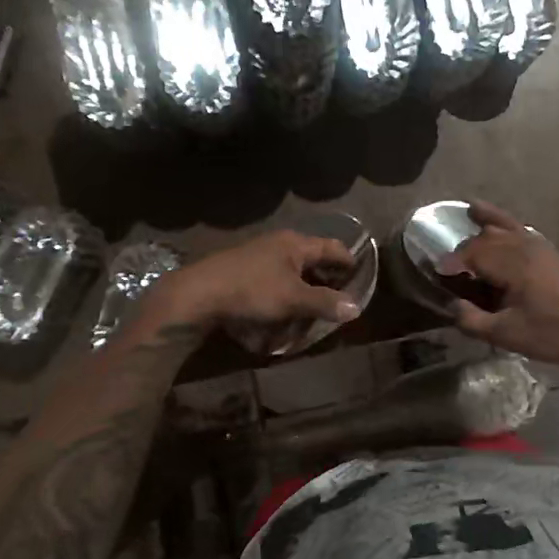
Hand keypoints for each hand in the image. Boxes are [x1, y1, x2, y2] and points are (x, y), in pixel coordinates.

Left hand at [147, 230, 361, 330]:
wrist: (198, 294)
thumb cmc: (252, 291)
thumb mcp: (293, 299)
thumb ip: (325, 303)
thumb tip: (356, 307)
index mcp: (295, 244)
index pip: (333, 248)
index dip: (349, 262)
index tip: (361, 278)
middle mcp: (278, 244)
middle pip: (311, 260)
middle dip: (326, 281)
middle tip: (338, 300)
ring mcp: (257, 257)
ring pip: (290, 272)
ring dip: (303, 291)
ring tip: (312, 312)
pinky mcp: (241, 272)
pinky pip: (271, 283)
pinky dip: (282, 296)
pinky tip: (280, 315)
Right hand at [440, 201, 558, 364]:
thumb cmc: (552, 334)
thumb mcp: (506, 335)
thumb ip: (472, 320)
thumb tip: (452, 306)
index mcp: (514, 265)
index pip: (473, 254)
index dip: (452, 262)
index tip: (438, 273)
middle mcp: (524, 247)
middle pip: (485, 239)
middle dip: (464, 249)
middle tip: (450, 266)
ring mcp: (538, 245)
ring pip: (502, 227)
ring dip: (482, 225)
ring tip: (467, 213)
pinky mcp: (547, 250)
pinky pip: (518, 227)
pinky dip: (502, 220)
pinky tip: (493, 220)